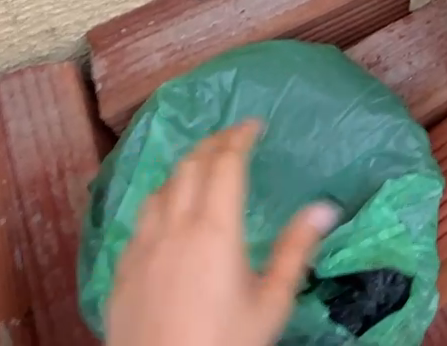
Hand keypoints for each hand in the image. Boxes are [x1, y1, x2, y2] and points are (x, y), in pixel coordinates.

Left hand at [106, 120, 339, 345]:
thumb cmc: (224, 344)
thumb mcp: (271, 303)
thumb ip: (295, 251)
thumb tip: (325, 207)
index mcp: (215, 229)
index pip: (225, 163)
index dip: (240, 136)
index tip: (255, 124)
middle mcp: (175, 228)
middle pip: (190, 166)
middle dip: (213, 143)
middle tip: (235, 136)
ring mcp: (142, 250)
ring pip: (160, 188)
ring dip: (185, 168)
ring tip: (202, 165)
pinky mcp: (121, 273)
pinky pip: (140, 219)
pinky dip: (160, 200)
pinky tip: (168, 214)